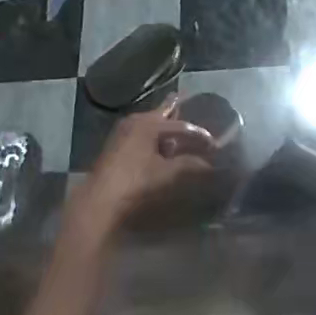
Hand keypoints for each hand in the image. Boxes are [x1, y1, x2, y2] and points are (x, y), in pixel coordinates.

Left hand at [71, 96, 216, 229]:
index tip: (214, 145)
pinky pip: (141, 135)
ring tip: (181, 137)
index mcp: (148, 123)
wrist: (101, 198)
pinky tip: (161, 149)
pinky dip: (154, 139)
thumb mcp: (167, 173)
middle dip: (180, 120)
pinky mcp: (116, 144)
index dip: (199, 135)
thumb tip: (209, 164)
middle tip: (195, 121)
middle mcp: (134, 121)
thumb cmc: (136, 181)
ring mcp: (122, 131)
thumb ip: (189, 165)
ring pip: (151, 126)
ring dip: (166, 131)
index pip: (181, 125)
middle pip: (163, 117)